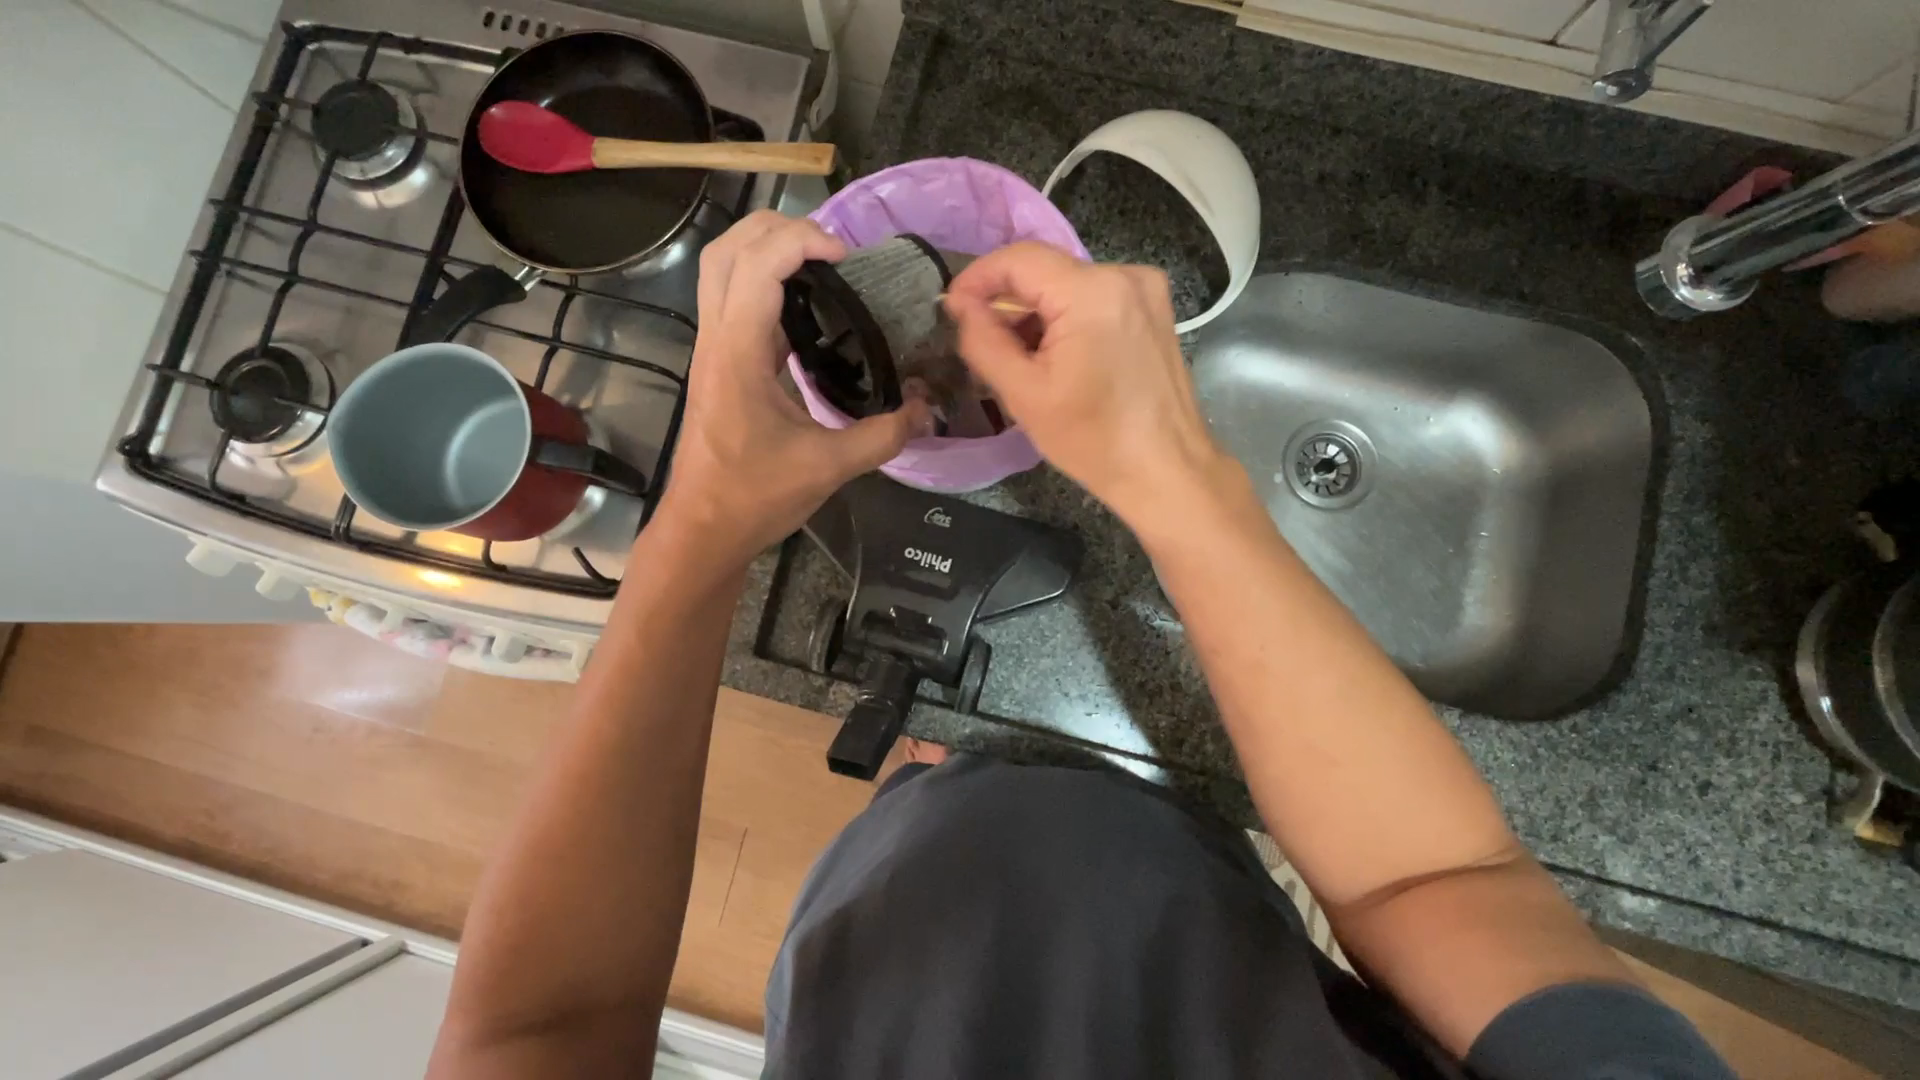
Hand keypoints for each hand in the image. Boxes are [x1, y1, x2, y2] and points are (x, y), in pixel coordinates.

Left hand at [657, 211, 933, 564]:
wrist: (704, 529)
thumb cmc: (755, 497)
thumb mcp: (829, 467)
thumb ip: (884, 434)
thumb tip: (925, 409)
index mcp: (738, 353)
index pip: (758, 264)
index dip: (801, 242)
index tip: (847, 259)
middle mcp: (717, 339)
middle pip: (727, 249)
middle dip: (778, 229)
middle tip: (832, 249)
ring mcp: (713, 349)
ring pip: (722, 269)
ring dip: (766, 250)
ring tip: (821, 265)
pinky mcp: (718, 364)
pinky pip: (732, 299)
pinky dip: (765, 282)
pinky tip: (808, 306)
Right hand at [945, 243, 1240, 530]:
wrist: (1166, 470)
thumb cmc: (1093, 440)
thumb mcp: (1024, 394)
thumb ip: (984, 340)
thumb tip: (960, 304)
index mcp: (1092, 292)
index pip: (1019, 259)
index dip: (977, 277)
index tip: (952, 309)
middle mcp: (1124, 275)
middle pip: (1045, 271)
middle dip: (1008, 303)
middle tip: (983, 344)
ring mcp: (1145, 290)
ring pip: (1068, 285)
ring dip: (1036, 315)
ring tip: (1020, 361)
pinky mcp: (1154, 309)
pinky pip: (1094, 299)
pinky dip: (1067, 320)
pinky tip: (1057, 360)